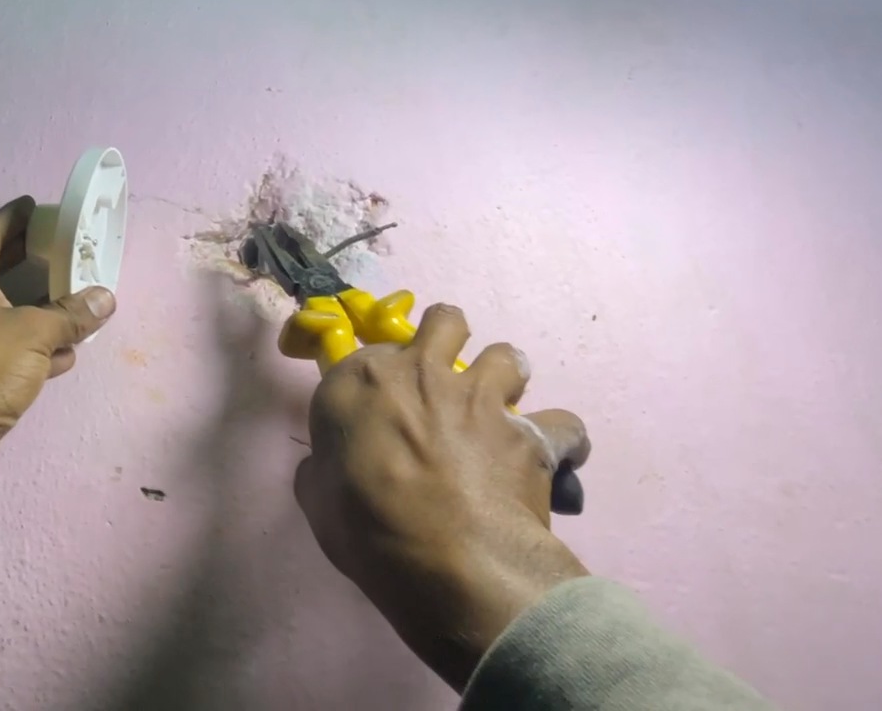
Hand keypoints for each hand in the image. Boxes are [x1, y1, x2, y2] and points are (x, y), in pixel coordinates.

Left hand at [0, 197, 115, 547]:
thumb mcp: (34, 334)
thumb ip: (71, 316)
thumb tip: (105, 298)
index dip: (12, 217)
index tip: (32, 204)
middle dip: (26, 257)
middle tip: (57, 244)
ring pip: (3, 311)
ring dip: (36, 306)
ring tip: (72, 298)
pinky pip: (6, 347)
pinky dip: (33, 345)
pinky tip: (65, 354)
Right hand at [293, 304, 590, 689]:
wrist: (447, 558)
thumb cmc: (364, 523)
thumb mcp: (318, 494)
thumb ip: (324, 468)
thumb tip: (328, 470)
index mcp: (359, 379)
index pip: (366, 352)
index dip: (377, 378)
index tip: (377, 405)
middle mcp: (419, 372)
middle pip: (444, 322)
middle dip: (448, 339)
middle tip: (445, 376)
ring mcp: (480, 398)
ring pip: (507, 355)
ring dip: (503, 379)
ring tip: (498, 410)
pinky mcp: (531, 435)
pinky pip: (563, 425)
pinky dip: (559, 440)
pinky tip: (551, 459)